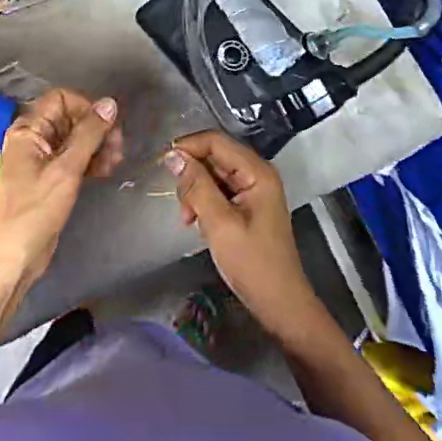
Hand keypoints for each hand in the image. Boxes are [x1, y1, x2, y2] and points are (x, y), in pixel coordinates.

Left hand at [0, 89, 123, 289]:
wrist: (11, 260)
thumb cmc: (33, 211)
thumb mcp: (66, 169)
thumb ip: (89, 133)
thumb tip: (110, 103)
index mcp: (28, 131)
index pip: (62, 99)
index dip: (87, 108)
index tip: (107, 127)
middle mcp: (33, 140)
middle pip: (72, 118)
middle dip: (97, 129)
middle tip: (116, 149)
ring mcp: (41, 160)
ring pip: (77, 138)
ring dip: (99, 146)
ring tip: (113, 164)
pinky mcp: (50, 179)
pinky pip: (75, 157)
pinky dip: (92, 160)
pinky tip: (104, 171)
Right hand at [164, 131, 327, 344]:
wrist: (278, 300)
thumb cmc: (252, 262)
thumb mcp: (220, 224)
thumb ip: (197, 187)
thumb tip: (175, 156)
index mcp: (257, 171)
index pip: (217, 141)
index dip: (189, 147)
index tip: (163, 166)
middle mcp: (257, 173)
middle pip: (215, 156)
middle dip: (192, 176)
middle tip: (183, 208)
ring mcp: (253, 189)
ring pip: (214, 175)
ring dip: (196, 193)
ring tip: (190, 221)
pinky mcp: (247, 205)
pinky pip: (219, 192)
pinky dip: (205, 203)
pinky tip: (199, 224)